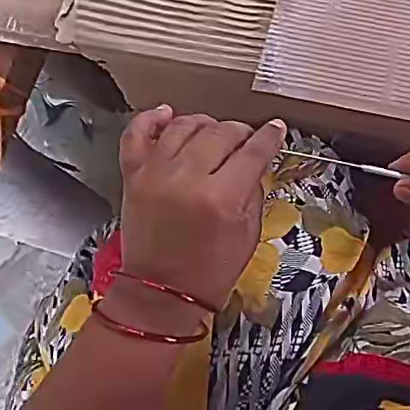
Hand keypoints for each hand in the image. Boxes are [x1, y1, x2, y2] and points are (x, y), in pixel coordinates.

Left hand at [114, 107, 286, 319]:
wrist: (160, 295)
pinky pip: (137, 134)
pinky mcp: (132, 176)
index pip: (253, 151)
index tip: (276, 129)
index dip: (269, 136)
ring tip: (214, 132)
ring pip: (184, 126)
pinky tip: (168, 115)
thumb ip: (253, 190)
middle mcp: (187, 178)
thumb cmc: (211, 270)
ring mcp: (155, 173)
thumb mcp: (248, 233)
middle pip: (221, 133)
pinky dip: (152, 119)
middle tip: (246, 140)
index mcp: (221, 198)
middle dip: (240, 132)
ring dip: (205, 123)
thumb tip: (254, 161)